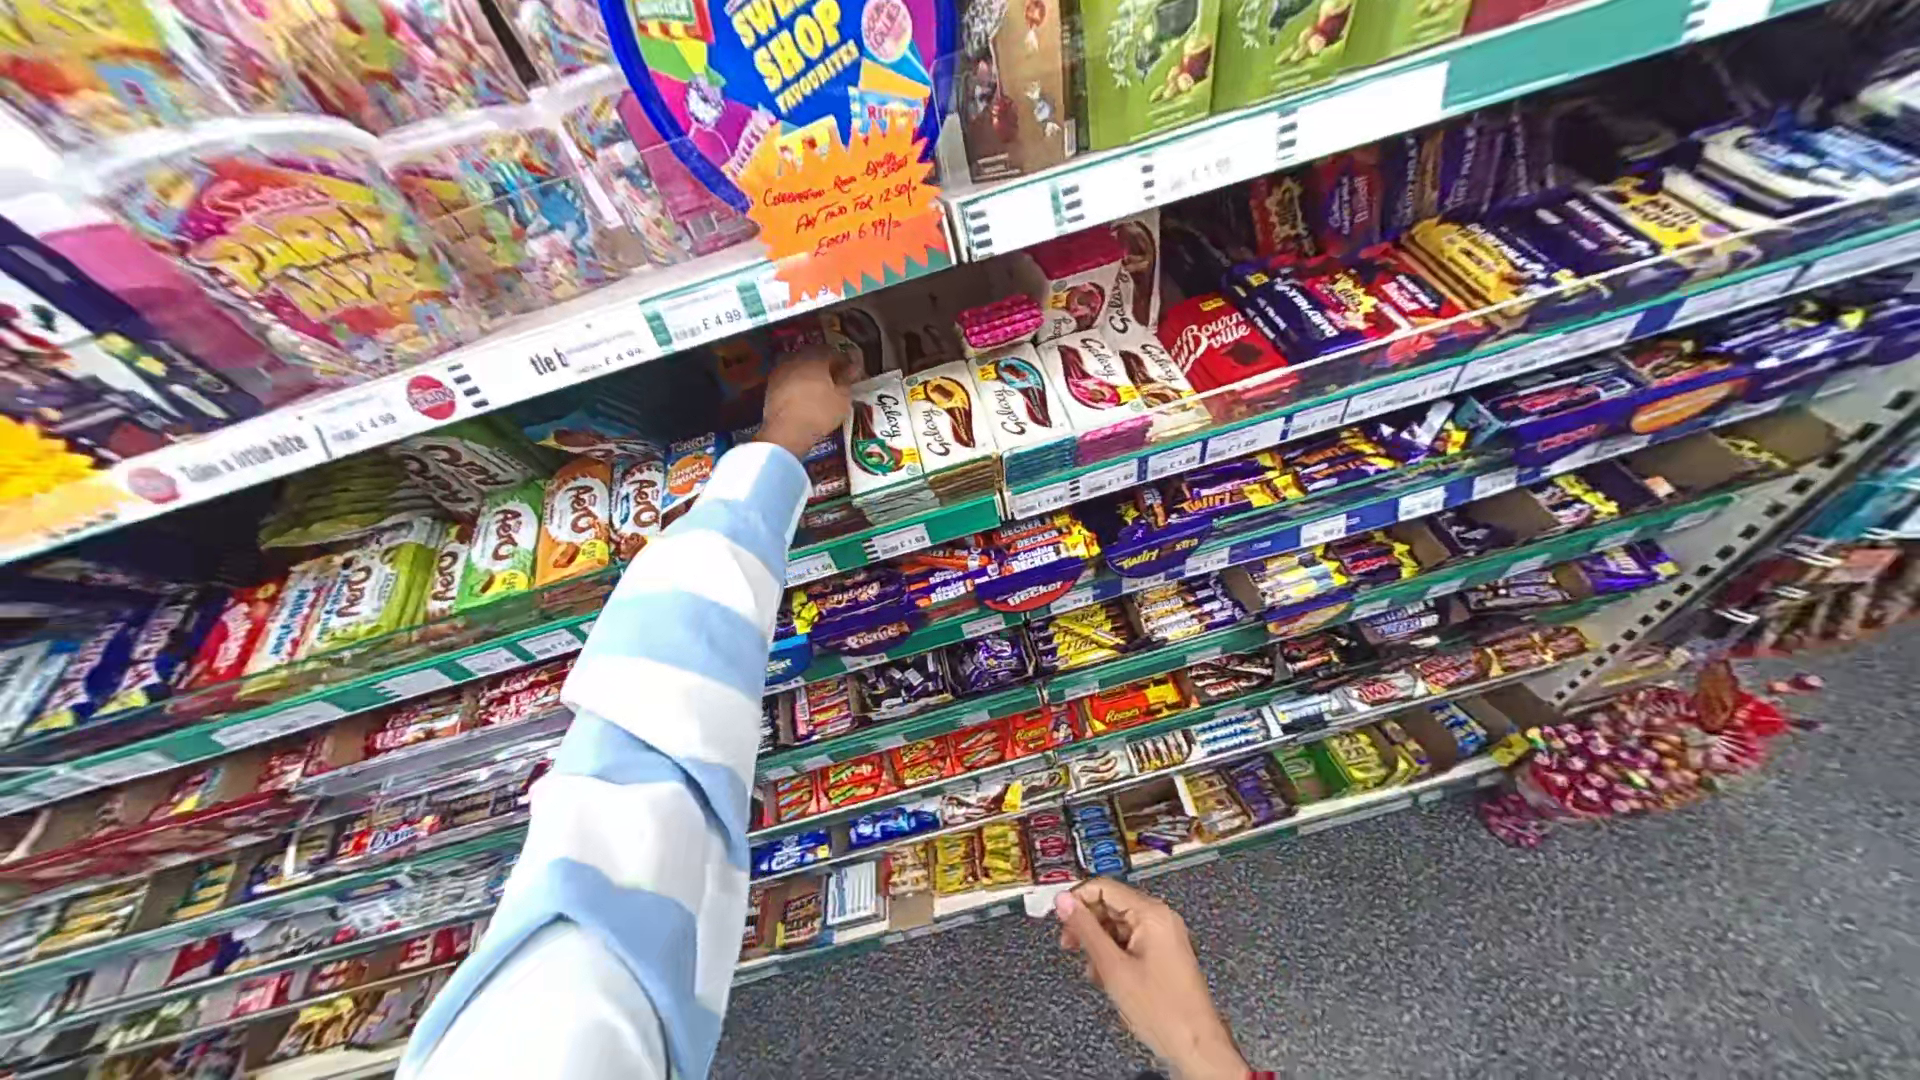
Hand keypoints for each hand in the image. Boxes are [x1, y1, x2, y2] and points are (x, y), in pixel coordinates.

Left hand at [759, 344, 856, 460]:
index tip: (852, 371)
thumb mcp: (842, 400)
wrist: (786, 432)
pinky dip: (797, 382)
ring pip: (799, 365)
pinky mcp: (770, 384)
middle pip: (814, 356)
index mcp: (815, 358)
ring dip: (809, 373)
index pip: (834, 353)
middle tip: (835, 377)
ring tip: (818, 386)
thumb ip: (847, 381)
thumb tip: (850, 370)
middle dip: (825, 364)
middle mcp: (795, 358)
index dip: (845, 362)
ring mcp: (780, 370)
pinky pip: (789, 377)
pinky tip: (803, 394)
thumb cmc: (819, 414)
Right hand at [1055, 879, 1250, 1079]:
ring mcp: (1164, 935)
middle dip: (1087, 924)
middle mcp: (1160, 918)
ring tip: (1091, 968)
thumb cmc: (1164, 1013)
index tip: (1060, 914)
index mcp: (1151, 913)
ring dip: (1099, 942)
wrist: (1198, 1050)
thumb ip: (1085, 930)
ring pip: (1119, 925)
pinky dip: (1114, 953)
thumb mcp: (1113, 968)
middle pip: (1111, 904)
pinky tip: (1106, 974)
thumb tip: (1064, 901)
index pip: (1104, 887)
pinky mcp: (1165, 953)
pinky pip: (1131, 940)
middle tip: (1069, 942)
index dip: (1077, 899)